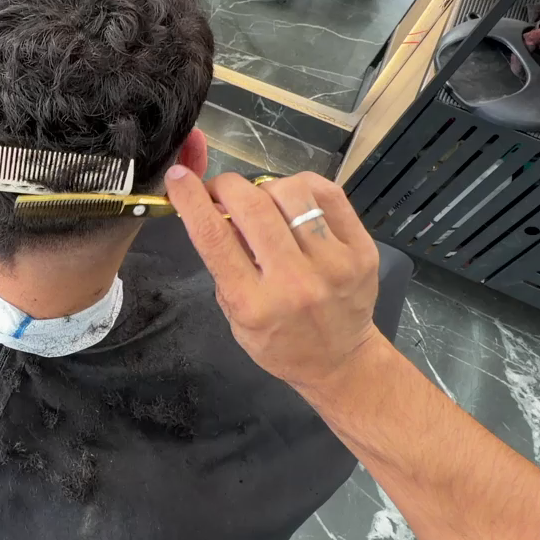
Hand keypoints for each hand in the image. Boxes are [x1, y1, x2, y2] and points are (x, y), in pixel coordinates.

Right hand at [163, 168, 384, 391]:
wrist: (338, 361)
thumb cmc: (275, 342)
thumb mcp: (235, 315)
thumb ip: (225, 267)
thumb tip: (216, 212)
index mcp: (251, 303)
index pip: (214, 237)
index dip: (191, 200)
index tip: (177, 178)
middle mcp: (292, 281)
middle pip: (252, 207)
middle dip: (226, 185)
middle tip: (219, 189)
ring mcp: (332, 264)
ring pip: (291, 192)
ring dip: (264, 187)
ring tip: (261, 202)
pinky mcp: (361, 250)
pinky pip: (328, 194)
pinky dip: (300, 186)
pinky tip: (290, 198)